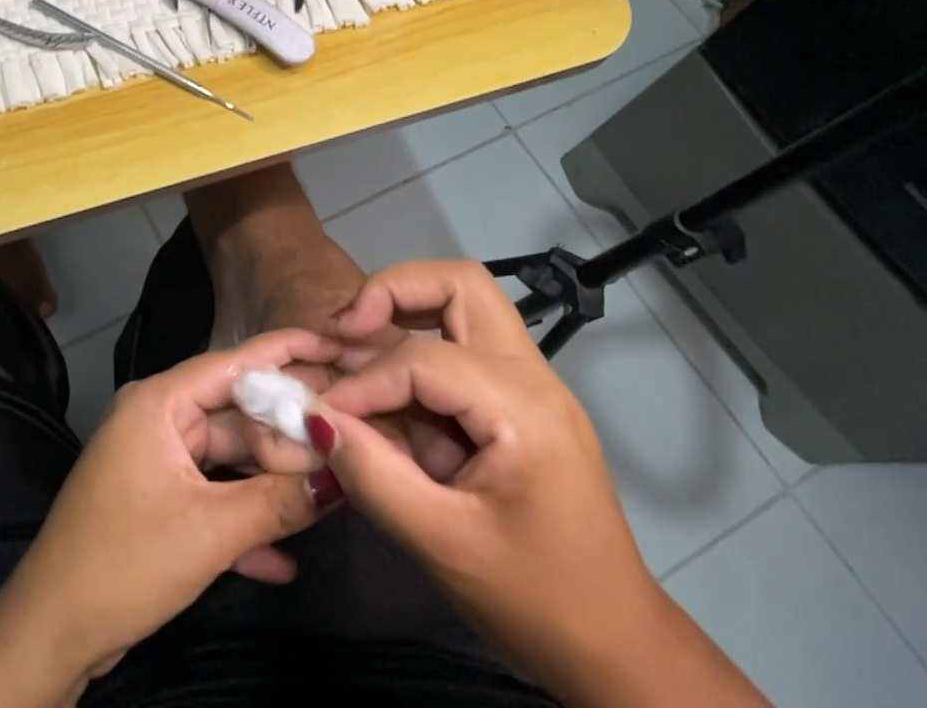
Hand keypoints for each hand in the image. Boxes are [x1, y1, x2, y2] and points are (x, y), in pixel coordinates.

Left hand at [0, 329, 341, 706]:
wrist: (52, 631)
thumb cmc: (126, 562)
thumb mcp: (212, 531)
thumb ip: (281, 501)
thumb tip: (344, 477)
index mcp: (159, 405)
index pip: (235, 363)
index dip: (288, 354)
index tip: (339, 348)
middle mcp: (157, 422)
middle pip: (238, 415)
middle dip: (289, 439)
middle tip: (349, 449)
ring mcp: (156, 463)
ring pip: (230, 460)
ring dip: (271, 486)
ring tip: (332, 497)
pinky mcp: (157, 502)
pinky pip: (213, 498)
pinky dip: (244, 524)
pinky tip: (286, 561)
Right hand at [316, 261, 767, 707]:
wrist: (613, 642)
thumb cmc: (535, 600)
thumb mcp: (442, 543)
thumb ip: (373, 475)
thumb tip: (314, 419)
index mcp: (524, 410)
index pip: (422, 360)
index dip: (361, 383)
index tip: (319, 417)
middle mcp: (534, 379)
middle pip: (462, 285)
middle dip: (391, 291)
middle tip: (340, 328)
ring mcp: (532, 387)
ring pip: (465, 307)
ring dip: (405, 313)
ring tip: (351, 346)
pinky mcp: (520, 406)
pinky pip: (463, 352)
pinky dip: (416, 355)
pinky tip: (383, 392)